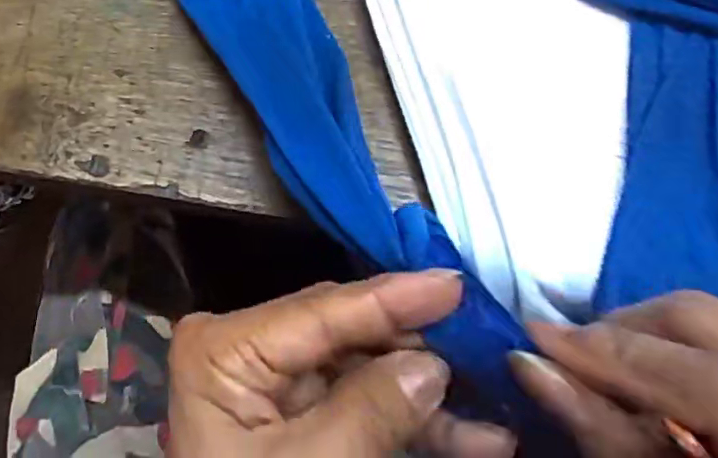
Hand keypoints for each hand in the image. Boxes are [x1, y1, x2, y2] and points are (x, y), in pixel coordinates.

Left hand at [166, 269, 518, 456]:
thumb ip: (370, 412)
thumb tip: (432, 364)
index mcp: (225, 346)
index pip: (321, 310)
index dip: (392, 296)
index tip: (451, 282)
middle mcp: (245, 346)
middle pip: (343, 331)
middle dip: (414, 342)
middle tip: (480, 337)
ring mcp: (269, 380)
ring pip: (359, 368)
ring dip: (424, 391)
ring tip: (492, 402)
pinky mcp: (292, 415)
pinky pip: (356, 402)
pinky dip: (408, 420)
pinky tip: (469, 435)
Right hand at [508, 291, 717, 457]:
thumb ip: (619, 442)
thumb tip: (534, 366)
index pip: (672, 359)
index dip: (591, 345)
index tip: (526, 336)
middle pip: (704, 316)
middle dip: (625, 326)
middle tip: (577, 359)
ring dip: (665, 343)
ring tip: (629, 382)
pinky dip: (717, 372)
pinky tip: (698, 409)